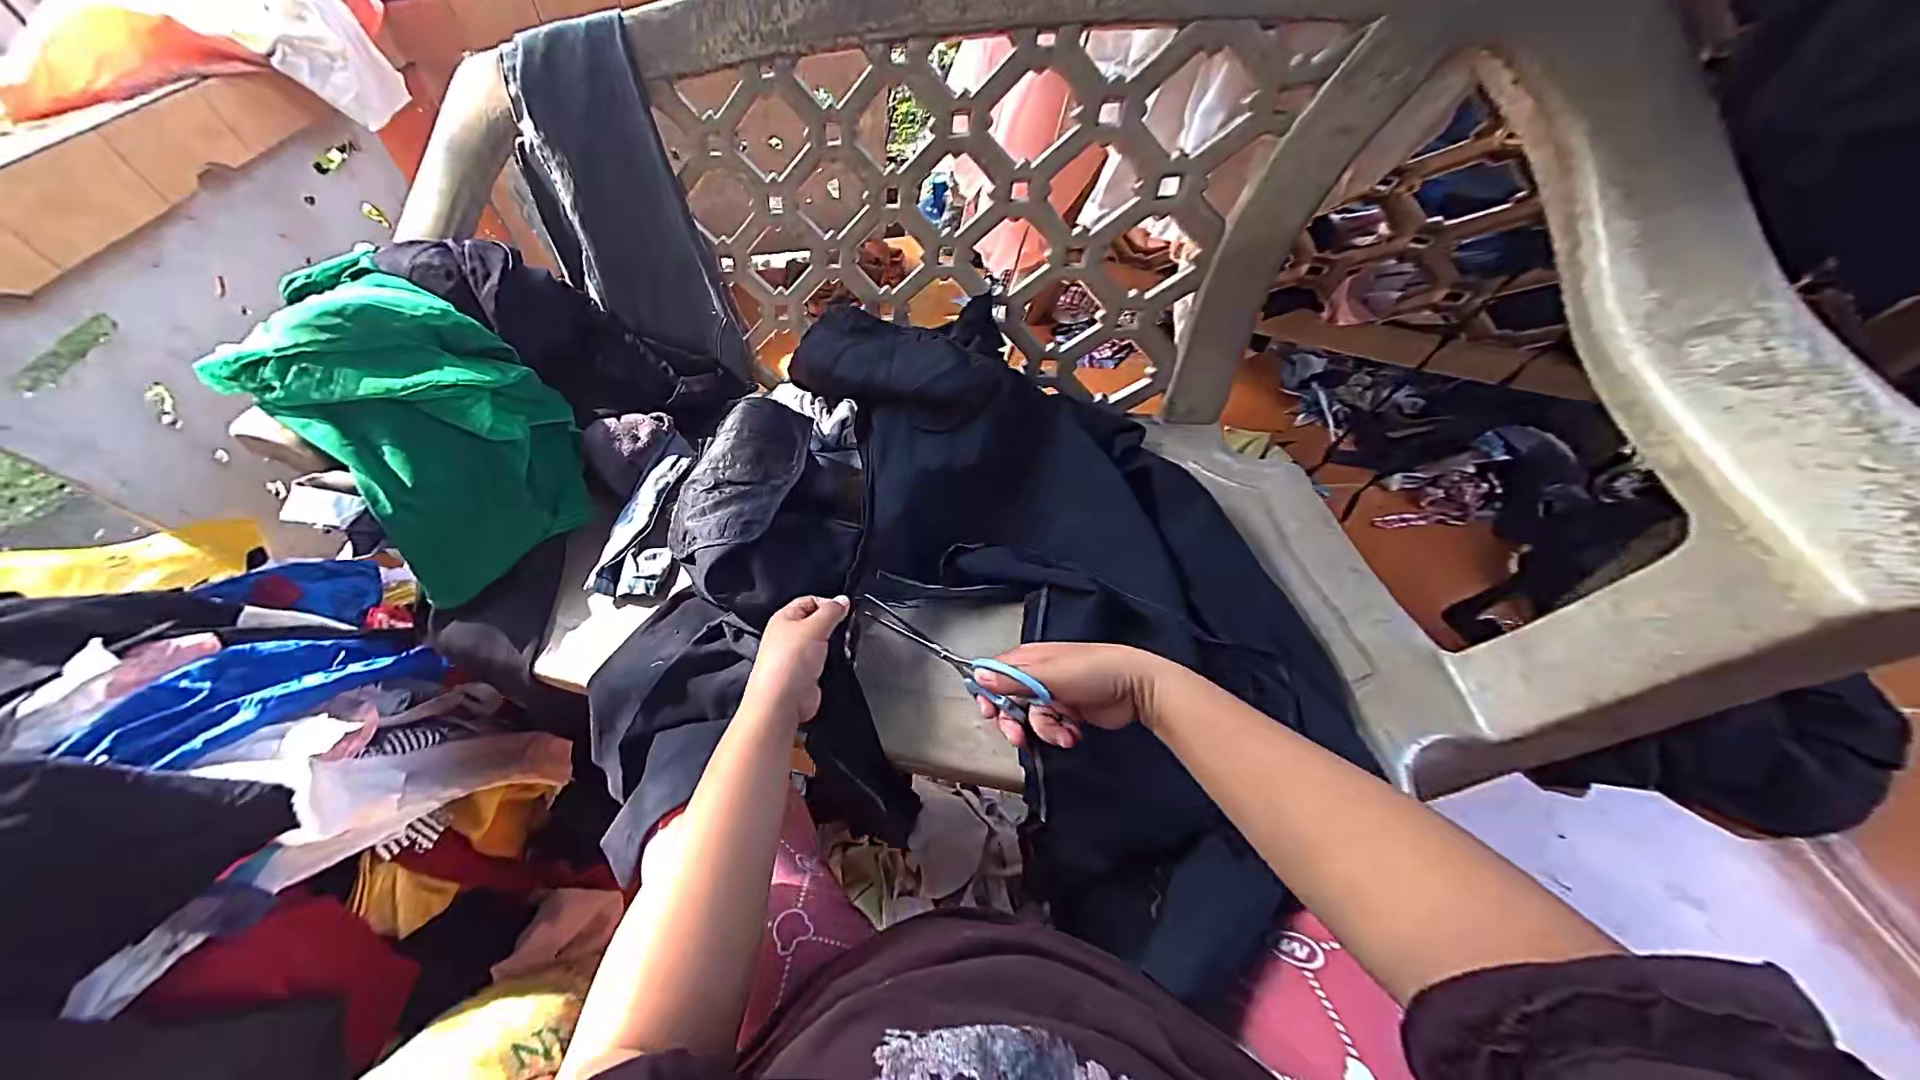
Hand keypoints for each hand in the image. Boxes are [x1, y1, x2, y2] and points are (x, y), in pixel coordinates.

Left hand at [744, 595, 848, 727]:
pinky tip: (833, 664)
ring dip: (831, 645)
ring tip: (833, 648)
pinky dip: (831, 662)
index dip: (827, 603)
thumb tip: (842, 600)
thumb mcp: (814, 627)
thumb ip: (831, 611)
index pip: (809, 601)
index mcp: (784, 618)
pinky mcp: (806, 674)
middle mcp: (788, 636)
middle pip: (816, 622)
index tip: (843, 609)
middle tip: (840, 629)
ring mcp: (796, 656)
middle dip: (831, 625)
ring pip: (821, 643)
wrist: (782, 702)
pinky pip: (824, 662)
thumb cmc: (786, 664)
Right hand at [972, 642, 1177, 749]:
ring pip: (1030, 719)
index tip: (989, 712)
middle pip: (1009, 701)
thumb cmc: (1094, 671)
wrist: (1136, 687)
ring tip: (1060, 733)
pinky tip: (1071, 734)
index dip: (988, 694)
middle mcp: (1037, 674)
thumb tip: (978, 676)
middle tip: (1017, 735)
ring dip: (1042, 730)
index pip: (995, 674)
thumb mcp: (1048, 675)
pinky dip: (1058, 734)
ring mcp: (1053, 693)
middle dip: (1012, 721)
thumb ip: (1011, 679)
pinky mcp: (1067, 711)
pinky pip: (1049, 727)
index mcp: (1029, 658)